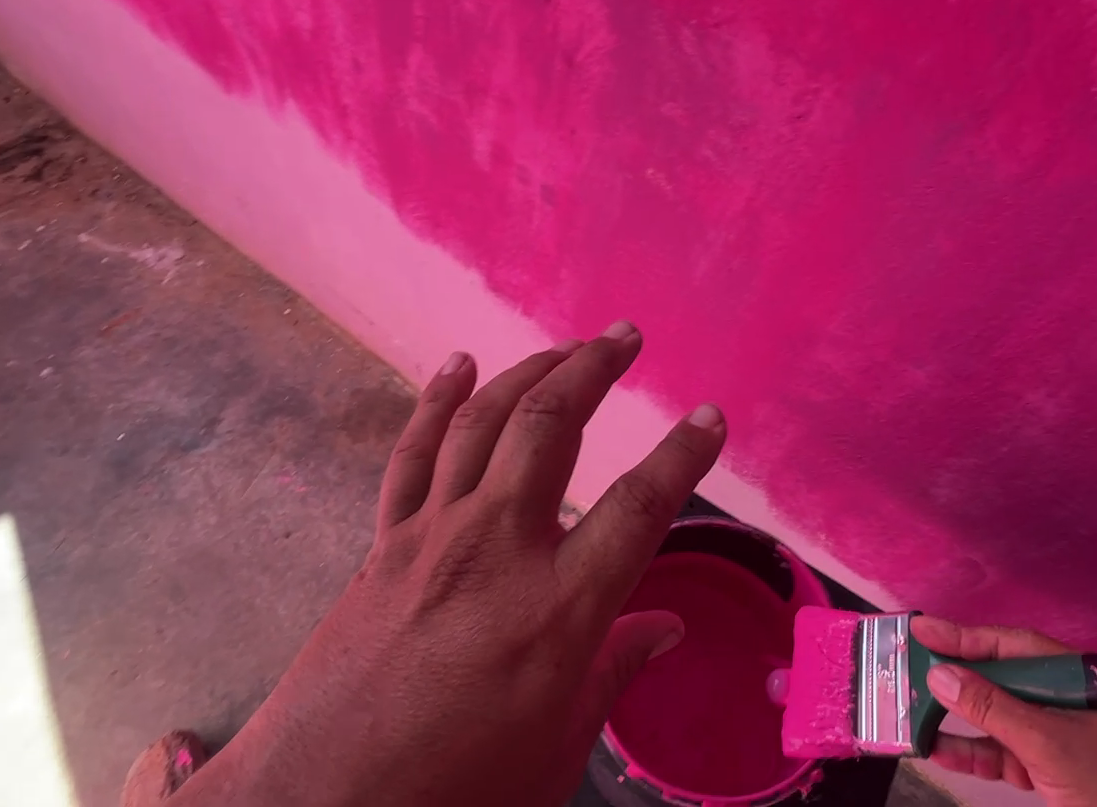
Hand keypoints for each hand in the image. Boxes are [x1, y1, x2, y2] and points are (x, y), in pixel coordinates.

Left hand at [169, 322, 725, 806]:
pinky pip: (414, 452)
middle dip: (592, 369)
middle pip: (551, 427)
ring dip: (529, 371)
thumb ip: (612, 673)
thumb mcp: (555, 751)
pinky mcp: (387, 540)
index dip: (682, 456)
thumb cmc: (454, 790)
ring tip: (566, 346)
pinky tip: (457, 364)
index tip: (709, 417)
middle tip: (624, 336)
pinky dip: (436, 400)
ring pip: (485, 422)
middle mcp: (496, 547)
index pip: (638, 508)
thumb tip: (666, 627)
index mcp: (555, 609)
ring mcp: (434, 534)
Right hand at [912, 618, 1096, 806]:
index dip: (966, 636)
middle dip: (957, 675)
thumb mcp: (1053, 746)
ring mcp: (1062, 739)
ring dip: (958, 717)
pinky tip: (938, 749)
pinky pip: (1005, 753)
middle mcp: (1070, 702)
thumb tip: (939, 675)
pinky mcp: (1053, 773)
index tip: (921, 629)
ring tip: (911, 707)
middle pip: (1003, 678)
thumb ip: (993, 708)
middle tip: (908, 663)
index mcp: (1082, 680)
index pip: (1015, 646)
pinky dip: (973, 752)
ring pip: (999, 717)